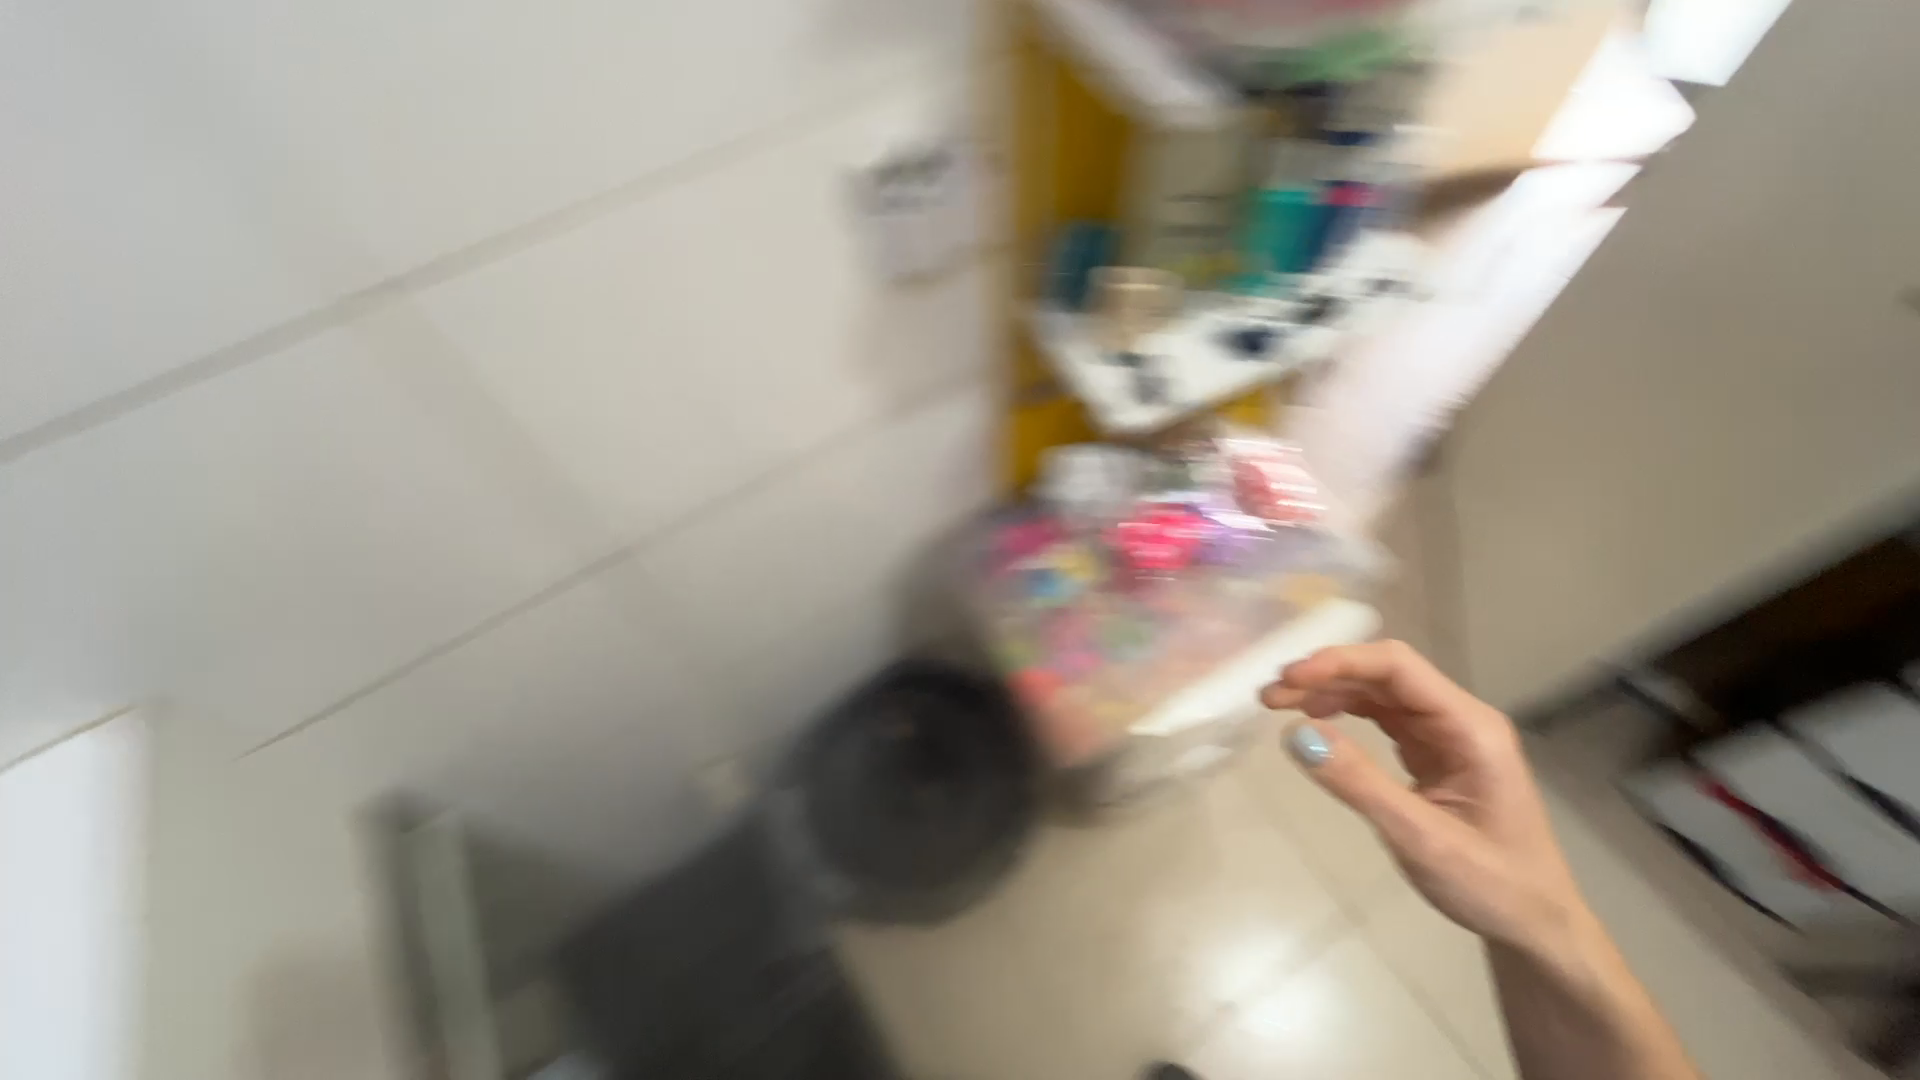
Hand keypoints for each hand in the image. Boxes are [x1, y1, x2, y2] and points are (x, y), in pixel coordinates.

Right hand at [1259, 641, 1590, 954]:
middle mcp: (1458, 718)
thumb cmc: (1491, 885)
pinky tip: (1312, 718)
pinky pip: (1379, 715)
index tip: (1289, 679)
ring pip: (1377, 690)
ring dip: (1327, 690)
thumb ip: (1358, 782)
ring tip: (1277, 704)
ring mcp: (1444, 733)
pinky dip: (1341, 710)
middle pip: (1383, 673)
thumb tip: (1295, 734)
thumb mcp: (1420, 838)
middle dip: (1324, 675)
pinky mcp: (1429, 751)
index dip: (1340, 663)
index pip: (1398, 668)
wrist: (1536, 927)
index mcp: (1470, 727)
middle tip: (1269, 697)